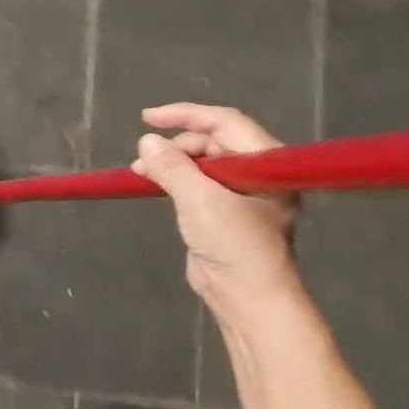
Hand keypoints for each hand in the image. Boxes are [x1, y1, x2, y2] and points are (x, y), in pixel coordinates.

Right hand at [131, 104, 302, 320]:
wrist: (247, 293)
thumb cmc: (234, 244)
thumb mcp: (200, 201)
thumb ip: (172, 168)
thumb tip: (145, 142)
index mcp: (268, 163)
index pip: (226, 122)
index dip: (186, 115)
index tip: (146, 117)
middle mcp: (260, 173)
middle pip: (214, 141)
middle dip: (174, 145)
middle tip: (141, 159)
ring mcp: (244, 194)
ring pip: (204, 163)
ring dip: (171, 162)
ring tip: (140, 173)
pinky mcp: (226, 212)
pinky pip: (199, 183)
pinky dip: (175, 179)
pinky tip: (155, 185)